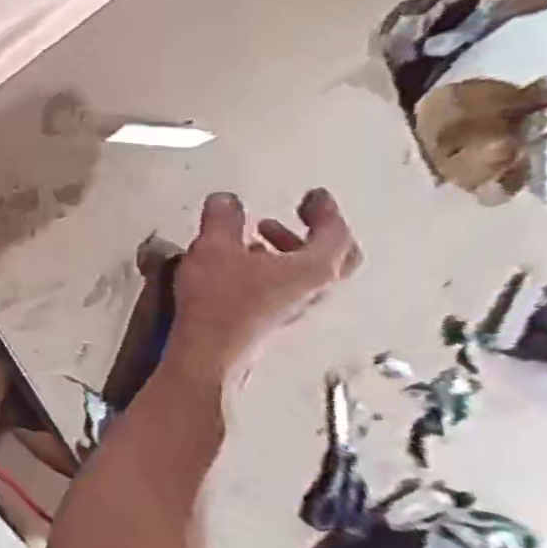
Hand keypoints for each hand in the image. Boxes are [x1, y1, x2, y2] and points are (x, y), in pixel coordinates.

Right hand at [170, 189, 360, 373]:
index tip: (314, 195)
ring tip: (259, 237)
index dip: (326, 210)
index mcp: (312, 269)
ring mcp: (296, 308)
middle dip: (320, 233)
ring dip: (291, 250)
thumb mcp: (214, 247)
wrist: (209, 351)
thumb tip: (227, 200)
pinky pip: (289, 286)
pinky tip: (244, 265)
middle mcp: (314, 290)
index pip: (335, 233)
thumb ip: (223, 218)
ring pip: (310, 273)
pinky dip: (276, 268)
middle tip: (300, 216)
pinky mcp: (275, 320)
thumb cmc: (219, 298)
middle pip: (337, 258)